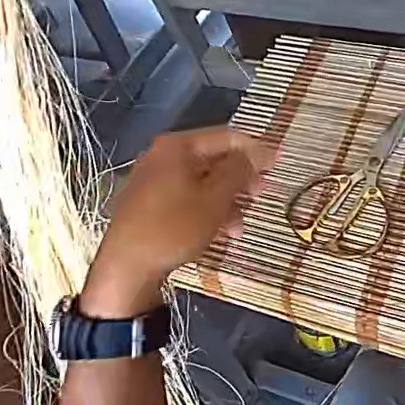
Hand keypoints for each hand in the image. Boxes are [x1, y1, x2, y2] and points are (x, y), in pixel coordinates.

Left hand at [79, 127, 273, 316]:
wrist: (127, 266)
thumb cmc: (175, 227)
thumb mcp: (216, 198)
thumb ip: (239, 171)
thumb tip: (255, 154)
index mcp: (178, 147)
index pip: (227, 137)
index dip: (256, 150)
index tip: (278, 163)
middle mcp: (163, 156)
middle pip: (214, 159)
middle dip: (241, 178)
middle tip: (261, 193)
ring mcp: (154, 179)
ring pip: (203, 182)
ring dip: (228, 200)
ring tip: (240, 225)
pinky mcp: (150, 203)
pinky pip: (188, 197)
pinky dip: (208, 209)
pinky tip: (221, 231)